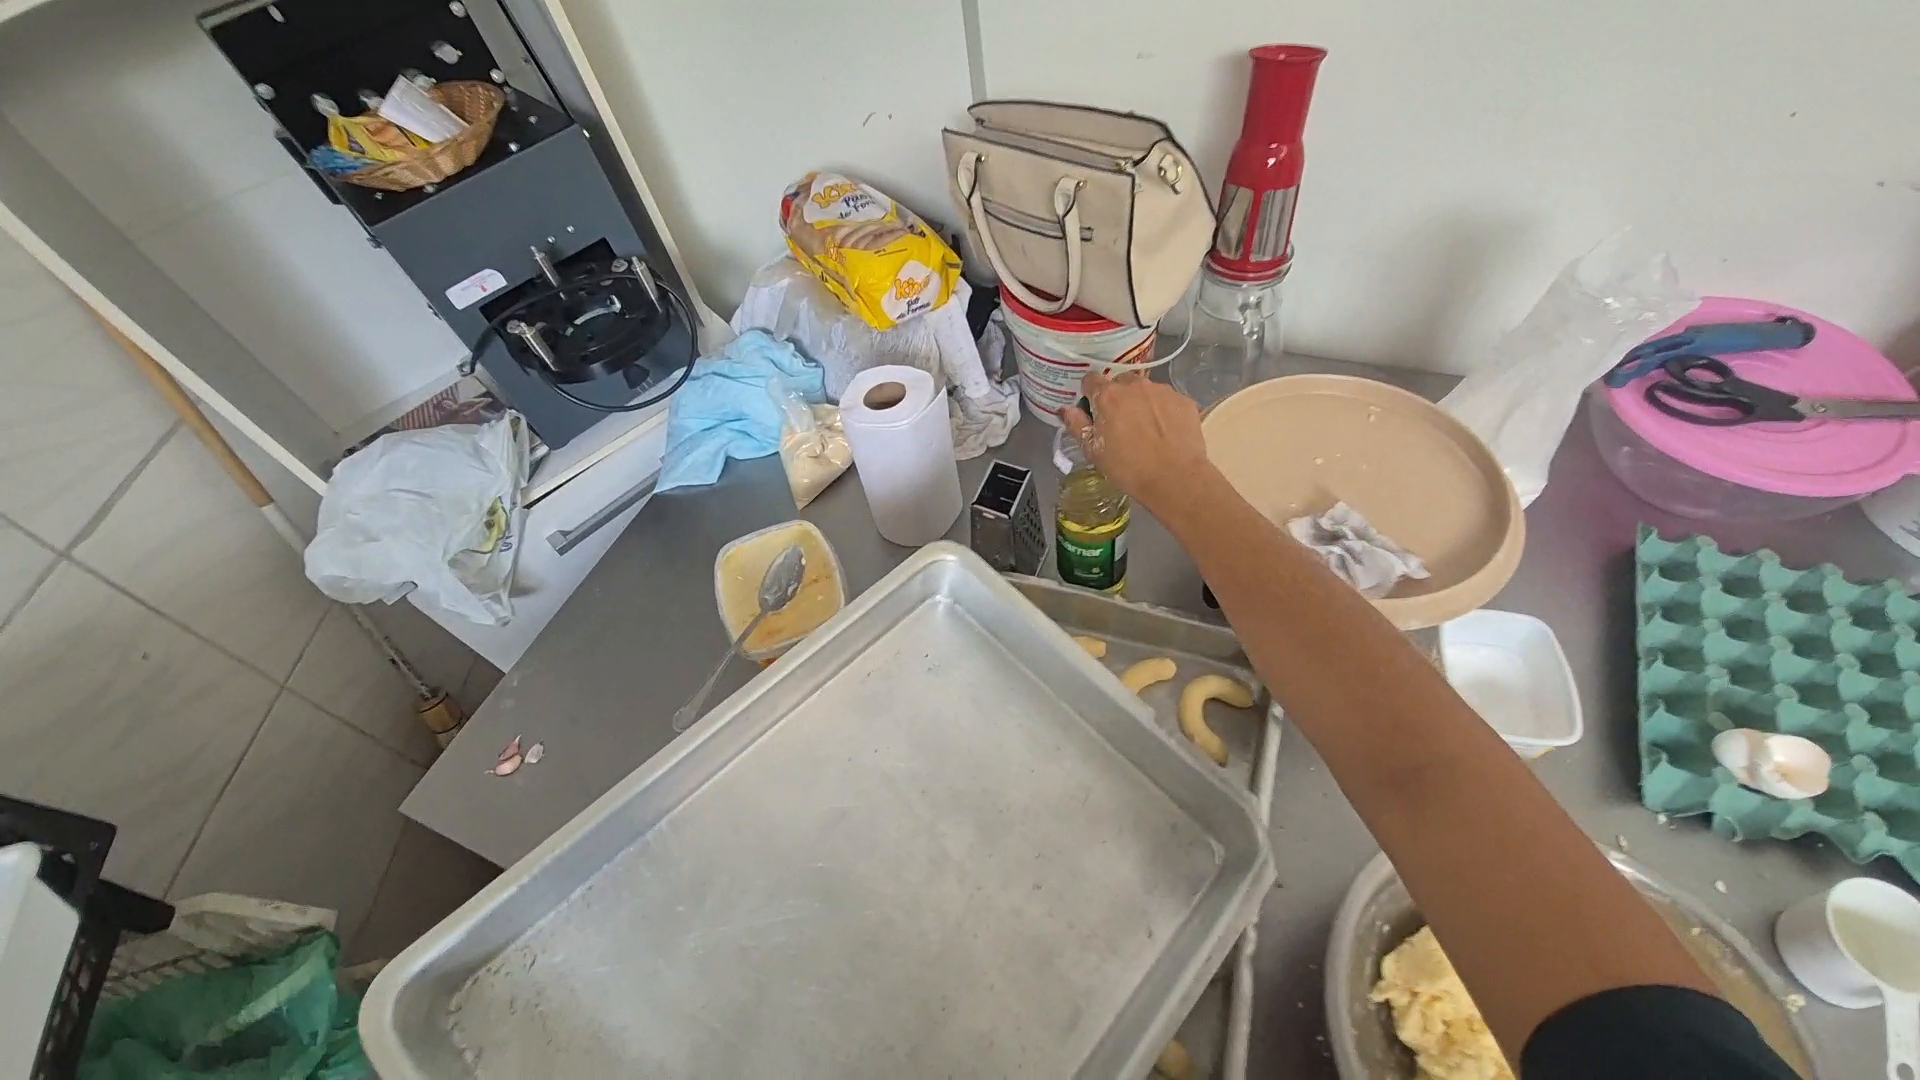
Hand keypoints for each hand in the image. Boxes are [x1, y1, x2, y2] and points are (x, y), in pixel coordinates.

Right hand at [1061, 372, 1211, 510]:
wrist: (1175, 478)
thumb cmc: (1128, 468)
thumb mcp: (1094, 452)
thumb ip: (1077, 425)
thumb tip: (1066, 409)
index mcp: (1108, 396)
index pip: (1091, 379)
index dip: (1089, 393)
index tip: (1092, 408)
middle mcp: (1135, 385)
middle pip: (1120, 382)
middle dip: (1117, 397)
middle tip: (1119, 422)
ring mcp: (1162, 391)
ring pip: (1145, 389)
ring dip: (1140, 402)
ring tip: (1145, 428)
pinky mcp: (1183, 400)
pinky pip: (1167, 400)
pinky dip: (1162, 410)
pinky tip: (1164, 431)